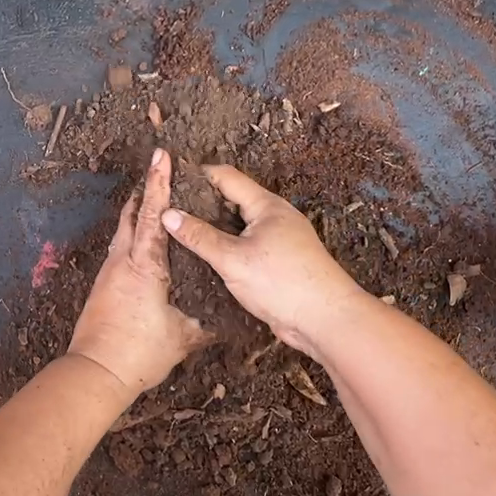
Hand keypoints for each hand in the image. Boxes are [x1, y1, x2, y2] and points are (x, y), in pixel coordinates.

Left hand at [67, 149, 207, 396]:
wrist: (95, 371)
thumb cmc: (139, 352)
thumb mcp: (183, 336)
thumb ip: (206, 321)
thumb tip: (231, 317)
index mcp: (144, 264)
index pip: (153, 214)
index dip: (159, 183)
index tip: (162, 155)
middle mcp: (122, 259)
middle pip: (131, 213)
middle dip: (146, 190)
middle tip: (162, 171)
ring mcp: (109, 270)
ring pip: (123, 230)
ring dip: (138, 213)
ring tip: (157, 203)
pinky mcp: (103, 284)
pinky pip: (120, 249)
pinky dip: (133, 236)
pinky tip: (147, 246)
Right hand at [162, 165, 371, 356]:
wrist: (327, 320)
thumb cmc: (284, 283)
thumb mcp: (233, 259)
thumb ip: (199, 236)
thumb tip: (168, 214)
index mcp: (267, 206)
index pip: (226, 177)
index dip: (197, 176)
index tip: (170, 181)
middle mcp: (275, 217)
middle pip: (232, 200)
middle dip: (202, 204)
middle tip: (170, 210)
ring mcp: (279, 239)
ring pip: (238, 226)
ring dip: (214, 228)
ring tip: (182, 233)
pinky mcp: (279, 262)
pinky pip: (246, 245)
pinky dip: (227, 247)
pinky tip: (208, 258)